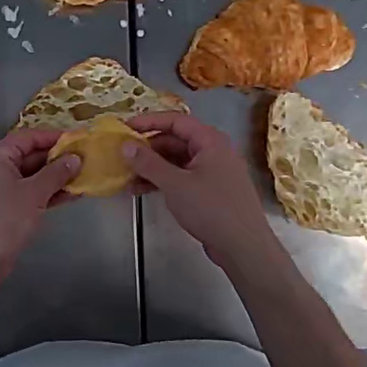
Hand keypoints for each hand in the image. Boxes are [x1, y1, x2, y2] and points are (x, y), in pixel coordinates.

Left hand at [0, 129, 80, 278]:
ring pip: (30, 175)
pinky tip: (70, 195)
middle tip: (86, 160)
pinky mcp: (1, 206)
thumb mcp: (34, 193)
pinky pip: (27, 192)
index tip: (79, 139)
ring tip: (84, 177)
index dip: (54, 137)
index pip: (28, 137)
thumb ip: (56, 173)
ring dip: (55, 177)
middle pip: (29, 155)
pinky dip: (46, 192)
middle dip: (57, 159)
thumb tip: (74, 158)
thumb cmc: (4, 220)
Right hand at [124, 113, 282, 271]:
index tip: (124, 127)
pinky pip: (181, 176)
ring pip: (176, 160)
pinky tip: (143, 190)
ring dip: (152, 167)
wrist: (243, 245)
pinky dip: (162, 180)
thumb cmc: (211, 208)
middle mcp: (214, 151)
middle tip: (123, 156)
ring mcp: (213, 171)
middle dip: (147, 148)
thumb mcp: (174, 184)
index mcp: (210, 141)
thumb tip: (126, 145)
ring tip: (128, 178)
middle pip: (175, 140)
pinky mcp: (210, 189)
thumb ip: (148, 163)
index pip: (175, 121)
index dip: (148, 121)